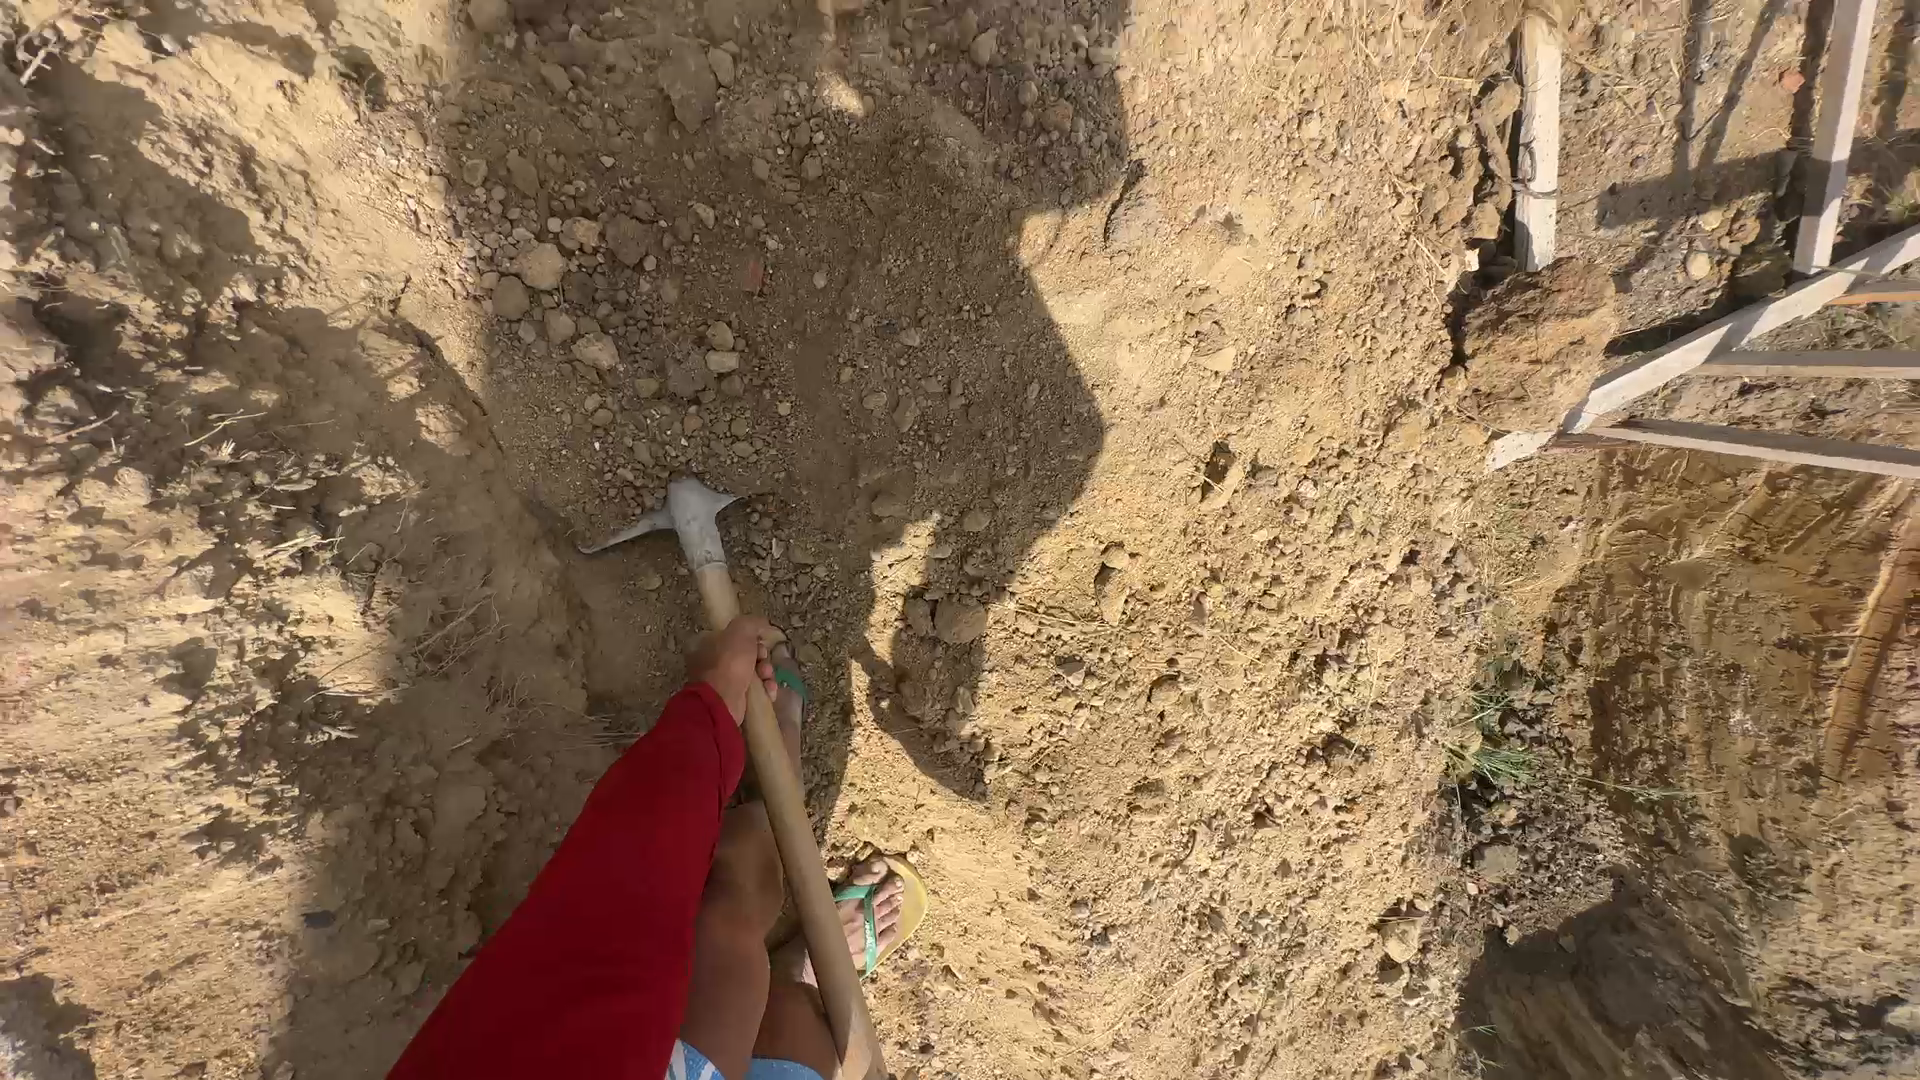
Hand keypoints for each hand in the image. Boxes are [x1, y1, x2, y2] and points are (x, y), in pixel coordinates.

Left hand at [687, 615, 779, 724]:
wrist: (722, 701)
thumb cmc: (728, 662)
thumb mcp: (741, 630)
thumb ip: (753, 622)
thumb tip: (763, 624)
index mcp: (706, 643)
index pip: (734, 635)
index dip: (751, 638)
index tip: (759, 642)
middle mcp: (711, 662)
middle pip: (747, 654)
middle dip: (762, 658)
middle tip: (763, 662)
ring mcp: (722, 681)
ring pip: (754, 672)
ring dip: (766, 674)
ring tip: (767, 679)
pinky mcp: (733, 699)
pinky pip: (754, 689)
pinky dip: (765, 689)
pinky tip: (768, 691)